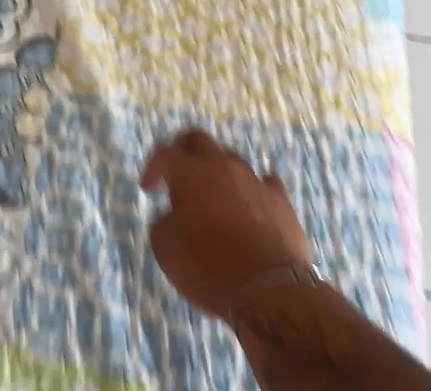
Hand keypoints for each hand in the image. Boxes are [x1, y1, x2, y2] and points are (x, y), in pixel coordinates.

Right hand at [140, 129, 311, 318]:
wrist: (268, 289)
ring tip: (215, 197)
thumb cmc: (208, 267)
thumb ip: (163, 222)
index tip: (148, 189)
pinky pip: (264, 184)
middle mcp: (222, 167)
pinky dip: (253, 192)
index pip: (165, 152)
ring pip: (233, 160)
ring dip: (219, 173)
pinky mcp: (282, 200)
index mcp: (190, 173)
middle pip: (200, 141)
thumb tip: (173, 215)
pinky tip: (250, 208)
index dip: (153, 167)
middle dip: (184, 151)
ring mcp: (255, 181)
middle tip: (178, 172)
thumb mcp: (166, 249)